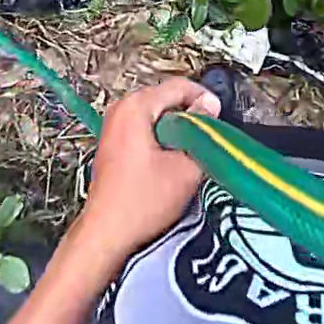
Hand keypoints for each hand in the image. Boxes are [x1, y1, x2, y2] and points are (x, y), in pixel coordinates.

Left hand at [68, 77, 221, 263]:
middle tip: (206, 136)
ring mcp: (113, 124)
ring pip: (157, 112)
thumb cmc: (142, 203)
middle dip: (189, 113)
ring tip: (190, 150)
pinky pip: (145, 125)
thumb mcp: (185, 166)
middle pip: (167, 97)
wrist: (105, 237)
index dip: (204, 99)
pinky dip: (161, 135)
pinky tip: (169, 159)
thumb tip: (209, 106)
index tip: (217, 118)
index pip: (179, 86)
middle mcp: (121, 108)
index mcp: (135, 106)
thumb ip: (203, 130)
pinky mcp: (112, 141)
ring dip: (176, 126)